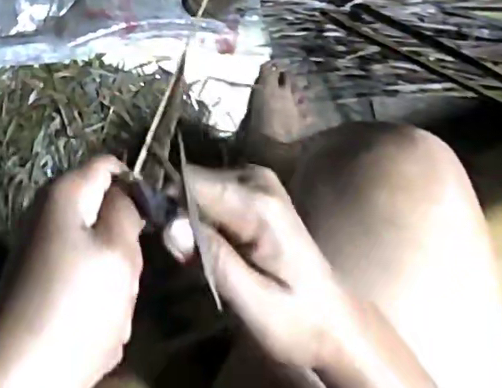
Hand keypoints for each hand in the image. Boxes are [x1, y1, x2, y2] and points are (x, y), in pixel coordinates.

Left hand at [0, 157, 144, 387]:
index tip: (157, 222)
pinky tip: (95, 334)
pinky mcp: (43, 289)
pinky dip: (96, 307)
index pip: (111, 166)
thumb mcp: (117, 253)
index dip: (139, 187)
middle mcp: (49, 213)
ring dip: (115, 284)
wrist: (16, 375)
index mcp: (65, 192)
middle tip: (129, 276)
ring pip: (101, 255)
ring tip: (111, 314)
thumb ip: (127, 213)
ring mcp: (44, 251)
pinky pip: (84, 286)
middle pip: (107, 214)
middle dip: (126, 246)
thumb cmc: (73, 306)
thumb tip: (127, 193)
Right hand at [170, 165, 376, 374]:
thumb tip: (170, 226)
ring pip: (199, 186)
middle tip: (185, 258)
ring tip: (200, 256)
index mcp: (259, 205)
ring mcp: (256, 178)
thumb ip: (213, 260)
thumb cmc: (299, 322)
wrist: (337, 323)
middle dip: (180, 216)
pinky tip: (215, 246)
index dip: (170, 207)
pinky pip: (211, 191)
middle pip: (194, 182)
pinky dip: (204, 217)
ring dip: (190, 218)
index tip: (164, 239)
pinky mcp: (254, 186)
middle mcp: (257, 178)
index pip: (192, 184)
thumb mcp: (255, 305)